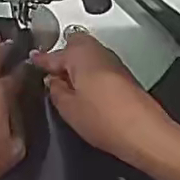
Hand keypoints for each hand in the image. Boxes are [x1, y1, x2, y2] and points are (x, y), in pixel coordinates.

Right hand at [29, 30, 178, 166]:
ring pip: (89, 56)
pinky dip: (90, 76)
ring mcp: (114, 64)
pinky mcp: (125, 78)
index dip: (40, 60)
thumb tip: (52, 82)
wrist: (145, 135)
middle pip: (74, 44)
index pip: (52, 54)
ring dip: (77, 66)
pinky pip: (100, 68)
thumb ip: (54, 90)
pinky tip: (86, 94)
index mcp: (80, 54)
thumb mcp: (67, 108)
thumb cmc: (109, 120)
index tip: (34, 60)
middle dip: (62, 56)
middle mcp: (99, 53)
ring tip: (67, 87)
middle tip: (50, 73)